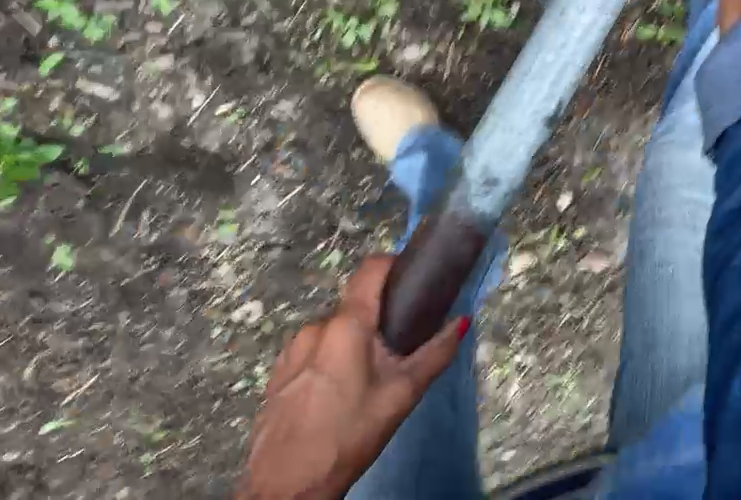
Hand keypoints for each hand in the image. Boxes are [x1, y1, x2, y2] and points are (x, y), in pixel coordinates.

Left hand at [237, 256, 468, 499]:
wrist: (286, 489)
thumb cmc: (350, 434)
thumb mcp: (403, 394)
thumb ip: (436, 353)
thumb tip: (463, 322)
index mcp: (347, 323)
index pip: (371, 268)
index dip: (394, 264)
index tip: (413, 278)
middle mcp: (315, 327)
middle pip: (355, 306)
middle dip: (377, 321)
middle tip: (397, 351)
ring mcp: (291, 350)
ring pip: (333, 332)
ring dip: (352, 344)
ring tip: (366, 381)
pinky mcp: (277, 374)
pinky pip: (312, 353)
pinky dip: (329, 362)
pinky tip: (336, 397)